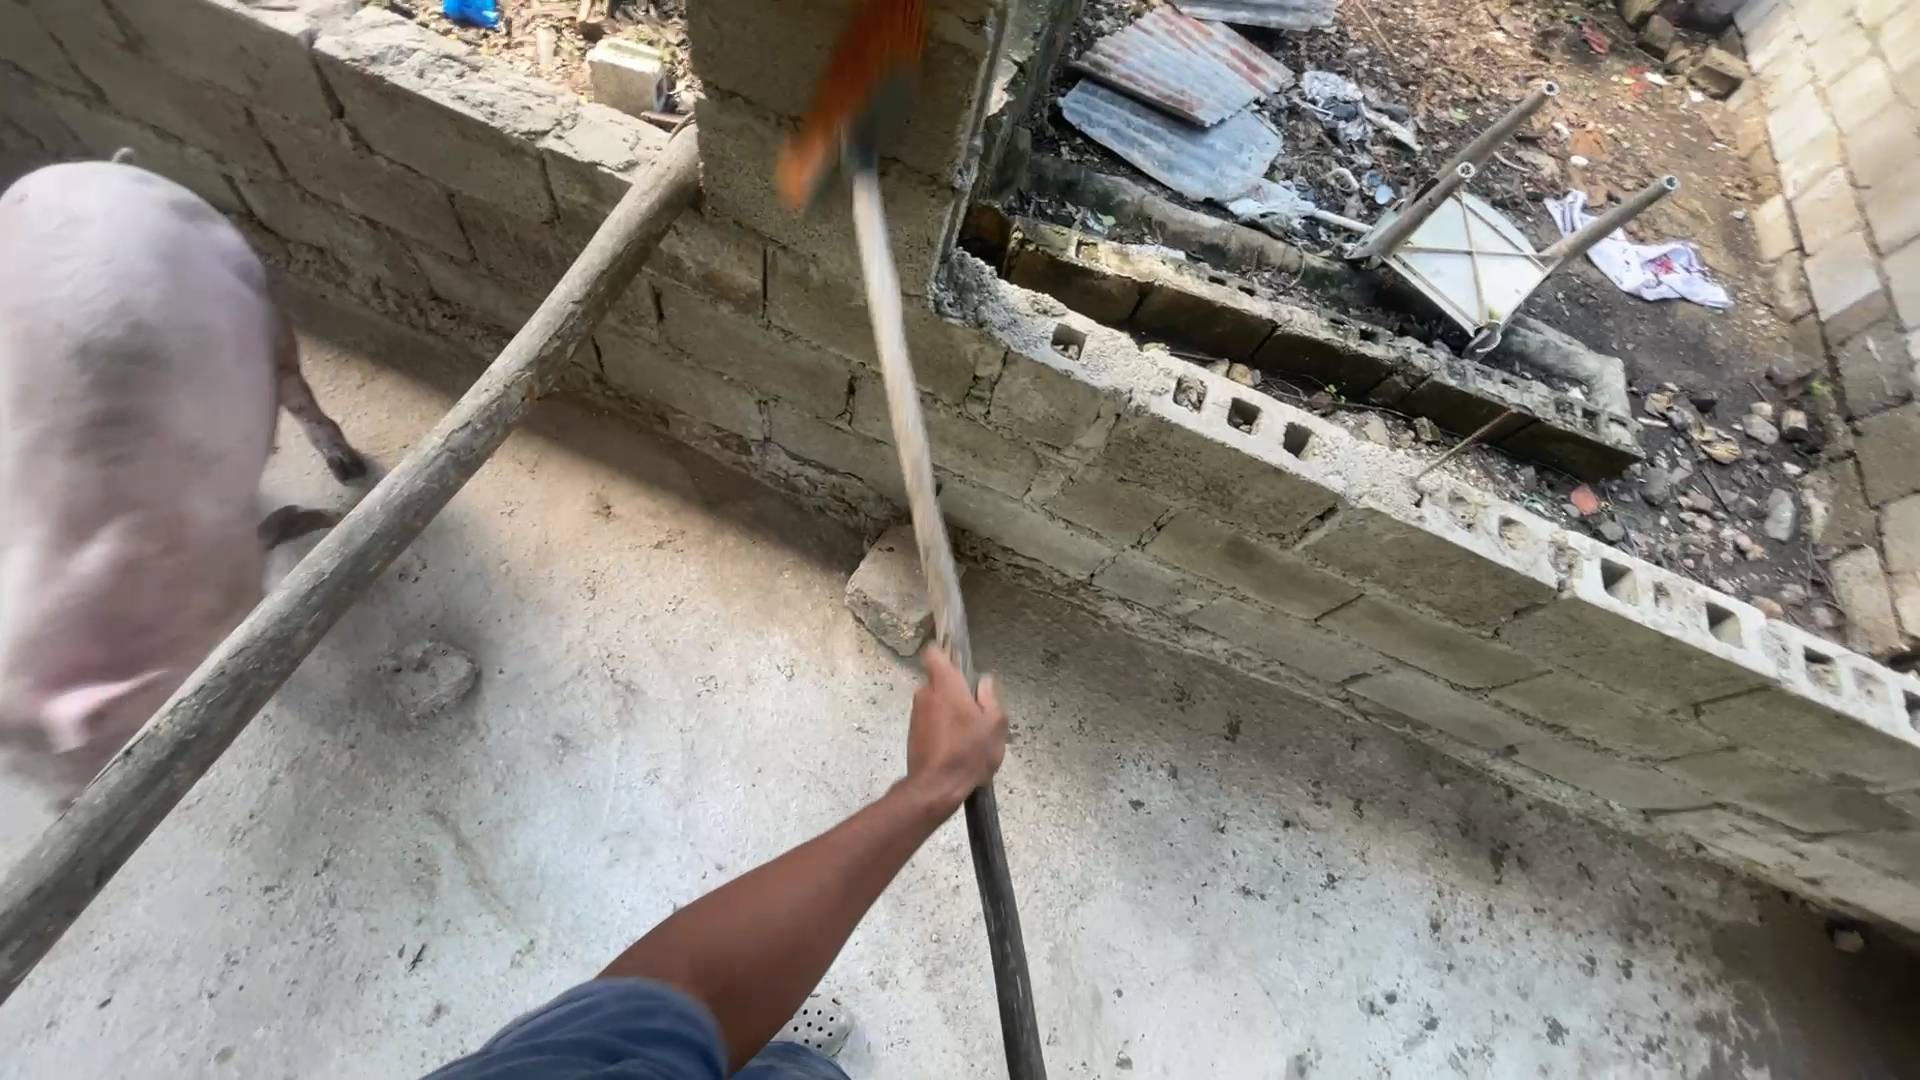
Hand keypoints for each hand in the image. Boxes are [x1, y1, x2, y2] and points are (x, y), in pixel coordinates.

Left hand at [903, 646, 1006, 814]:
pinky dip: (941, 728)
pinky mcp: (912, 733)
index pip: (934, 654)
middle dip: (955, 691)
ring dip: (949, 712)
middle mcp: (925, 693)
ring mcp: (916, 714)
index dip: (945, 654)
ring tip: (968, 735)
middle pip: (940, 681)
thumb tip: (985, 682)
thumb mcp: (994, 725)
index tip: (959, 664)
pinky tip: (956, 748)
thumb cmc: (968, 751)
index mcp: (945, 684)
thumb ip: (990, 698)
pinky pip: (930, 720)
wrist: (936, 787)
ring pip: (935, 703)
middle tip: (976, 712)